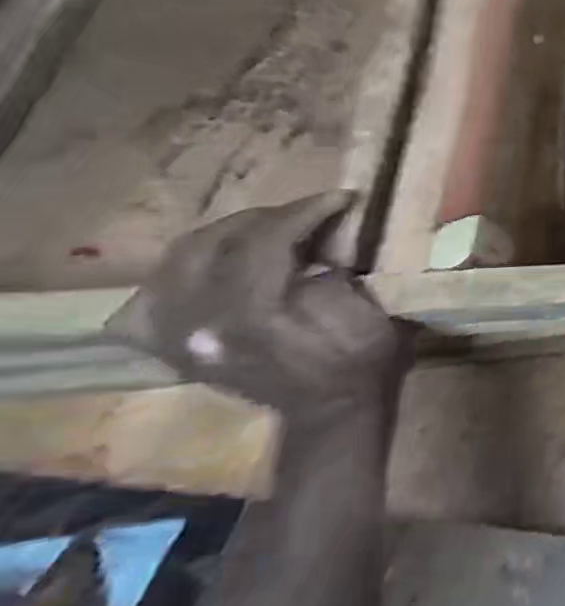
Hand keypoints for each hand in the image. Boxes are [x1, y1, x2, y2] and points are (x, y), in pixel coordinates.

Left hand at [107, 192, 411, 423]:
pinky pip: (155, 294)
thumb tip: (316, 247)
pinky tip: (216, 264)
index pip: (266, 241)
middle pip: (214, 244)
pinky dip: (184, 269)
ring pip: (179, 261)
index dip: (306, 211)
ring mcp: (177, 336)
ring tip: (267, 228)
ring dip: (226, 235)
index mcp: (256, 315)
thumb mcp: (367, 314)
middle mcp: (200, 323)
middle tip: (308, 211)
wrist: (331, 408)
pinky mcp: (171, 344)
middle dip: (267, 217)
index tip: (342, 197)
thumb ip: (330, 276)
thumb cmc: (362, 358)